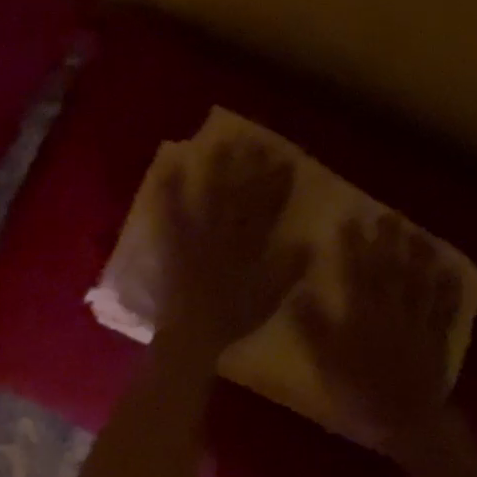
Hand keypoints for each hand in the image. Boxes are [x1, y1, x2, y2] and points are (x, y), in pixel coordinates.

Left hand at [156, 138, 310, 357]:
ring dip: (217, 169)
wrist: (193, 334)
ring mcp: (198, 236)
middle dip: (251, 168)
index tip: (287, 161)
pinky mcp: (175, 244)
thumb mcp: (270, 297)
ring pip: (211, 195)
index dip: (278, 185)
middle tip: (258, 142)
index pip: (268, 208)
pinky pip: (171, 212)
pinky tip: (169, 168)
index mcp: (251, 246)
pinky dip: (170, 190)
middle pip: (241, 195)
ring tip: (221, 144)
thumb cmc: (234, 319)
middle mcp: (226, 233)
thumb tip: (307, 242)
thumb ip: (290, 269)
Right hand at [294, 215, 463, 451]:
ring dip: (419, 255)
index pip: (356, 272)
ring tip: (417, 233)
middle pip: (391, 269)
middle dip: (387, 240)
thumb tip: (300, 291)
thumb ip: (313, 327)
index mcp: (362, 316)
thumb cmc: (359, 394)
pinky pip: (444, 308)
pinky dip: (448, 287)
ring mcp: (418, 324)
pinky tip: (450, 271)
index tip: (350, 219)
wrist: (406, 421)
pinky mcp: (437, 339)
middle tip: (386, 215)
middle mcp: (392, 312)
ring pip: (420, 282)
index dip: (353, 245)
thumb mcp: (325, 363)